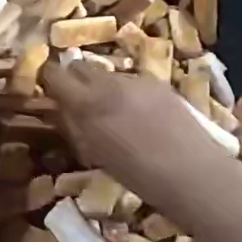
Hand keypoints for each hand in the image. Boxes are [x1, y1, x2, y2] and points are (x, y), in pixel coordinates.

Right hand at [43, 61, 238, 222]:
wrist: (193, 174)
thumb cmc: (137, 176)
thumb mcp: (94, 154)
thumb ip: (74, 126)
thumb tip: (60, 109)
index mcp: (87, 103)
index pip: (55, 75)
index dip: (48, 79)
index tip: (48, 90)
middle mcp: (109, 83)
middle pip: (80, 65)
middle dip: (74, 78)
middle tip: (77, 101)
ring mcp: (136, 79)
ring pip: (108, 74)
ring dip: (103, 87)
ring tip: (114, 113)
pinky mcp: (159, 82)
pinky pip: (132, 81)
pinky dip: (128, 93)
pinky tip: (141, 116)